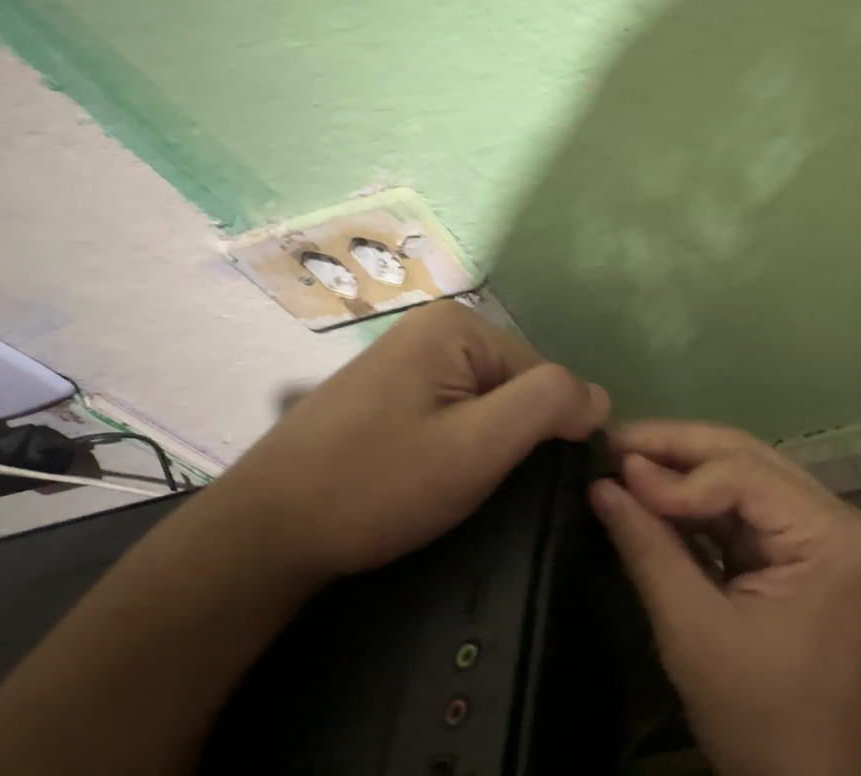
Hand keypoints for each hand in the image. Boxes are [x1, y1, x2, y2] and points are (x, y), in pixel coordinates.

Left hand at [195, 299, 609, 582]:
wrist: (260, 535)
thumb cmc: (375, 487)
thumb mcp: (478, 447)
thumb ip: (549, 405)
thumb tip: (601, 396)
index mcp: (458, 325)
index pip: (546, 376)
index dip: (543, 431)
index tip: (508, 477)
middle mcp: (433, 326)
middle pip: (516, 385)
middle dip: (506, 438)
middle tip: (467, 484)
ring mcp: (406, 357)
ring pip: (486, 403)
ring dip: (480, 446)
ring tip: (440, 485)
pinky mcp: (388, 390)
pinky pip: (452, 410)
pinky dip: (451, 446)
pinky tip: (419, 477)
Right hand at [590, 422, 860, 775]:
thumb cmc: (757, 712)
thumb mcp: (693, 631)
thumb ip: (650, 550)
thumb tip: (602, 486)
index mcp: (825, 531)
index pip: (744, 473)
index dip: (675, 472)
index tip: (612, 473)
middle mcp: (829, 515)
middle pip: (747, 459)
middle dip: (677, 450)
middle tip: (612, 443)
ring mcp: (816, 531)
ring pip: (743, 476)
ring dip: (684, 470)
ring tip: (624, 462)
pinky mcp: (796, 550)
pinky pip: (743, 509)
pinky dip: (697, 504)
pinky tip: (654, 497)